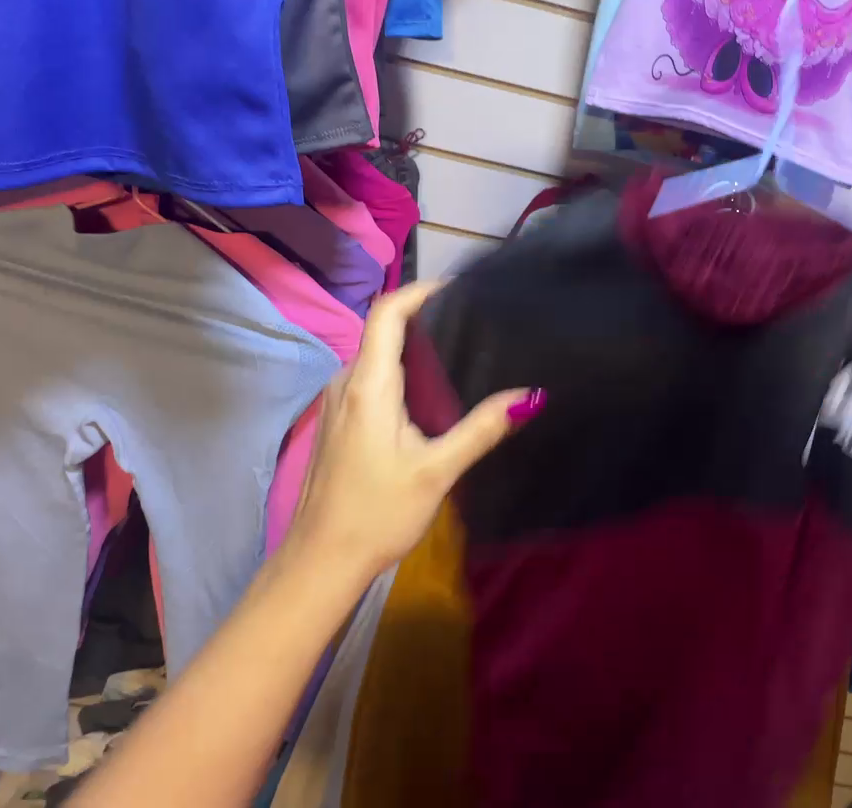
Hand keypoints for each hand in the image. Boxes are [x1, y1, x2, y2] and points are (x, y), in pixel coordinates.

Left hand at [286, 282, 540, 576]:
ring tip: (464, 352)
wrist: (320, 563)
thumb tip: (532, 395)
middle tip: (476, 321)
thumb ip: (482, 429)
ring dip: (417, 348)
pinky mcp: (340, 422)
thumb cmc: (377, 513)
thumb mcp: (437, 471)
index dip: (422, 290)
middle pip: (384, 330)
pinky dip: (404, 372)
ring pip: (379, 356)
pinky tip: (434, 394)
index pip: (387, 312)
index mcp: (369, 385)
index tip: (461, 288)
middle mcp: (347, 383)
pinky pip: (374, 378)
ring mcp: (338, 403)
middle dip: (428, 317)